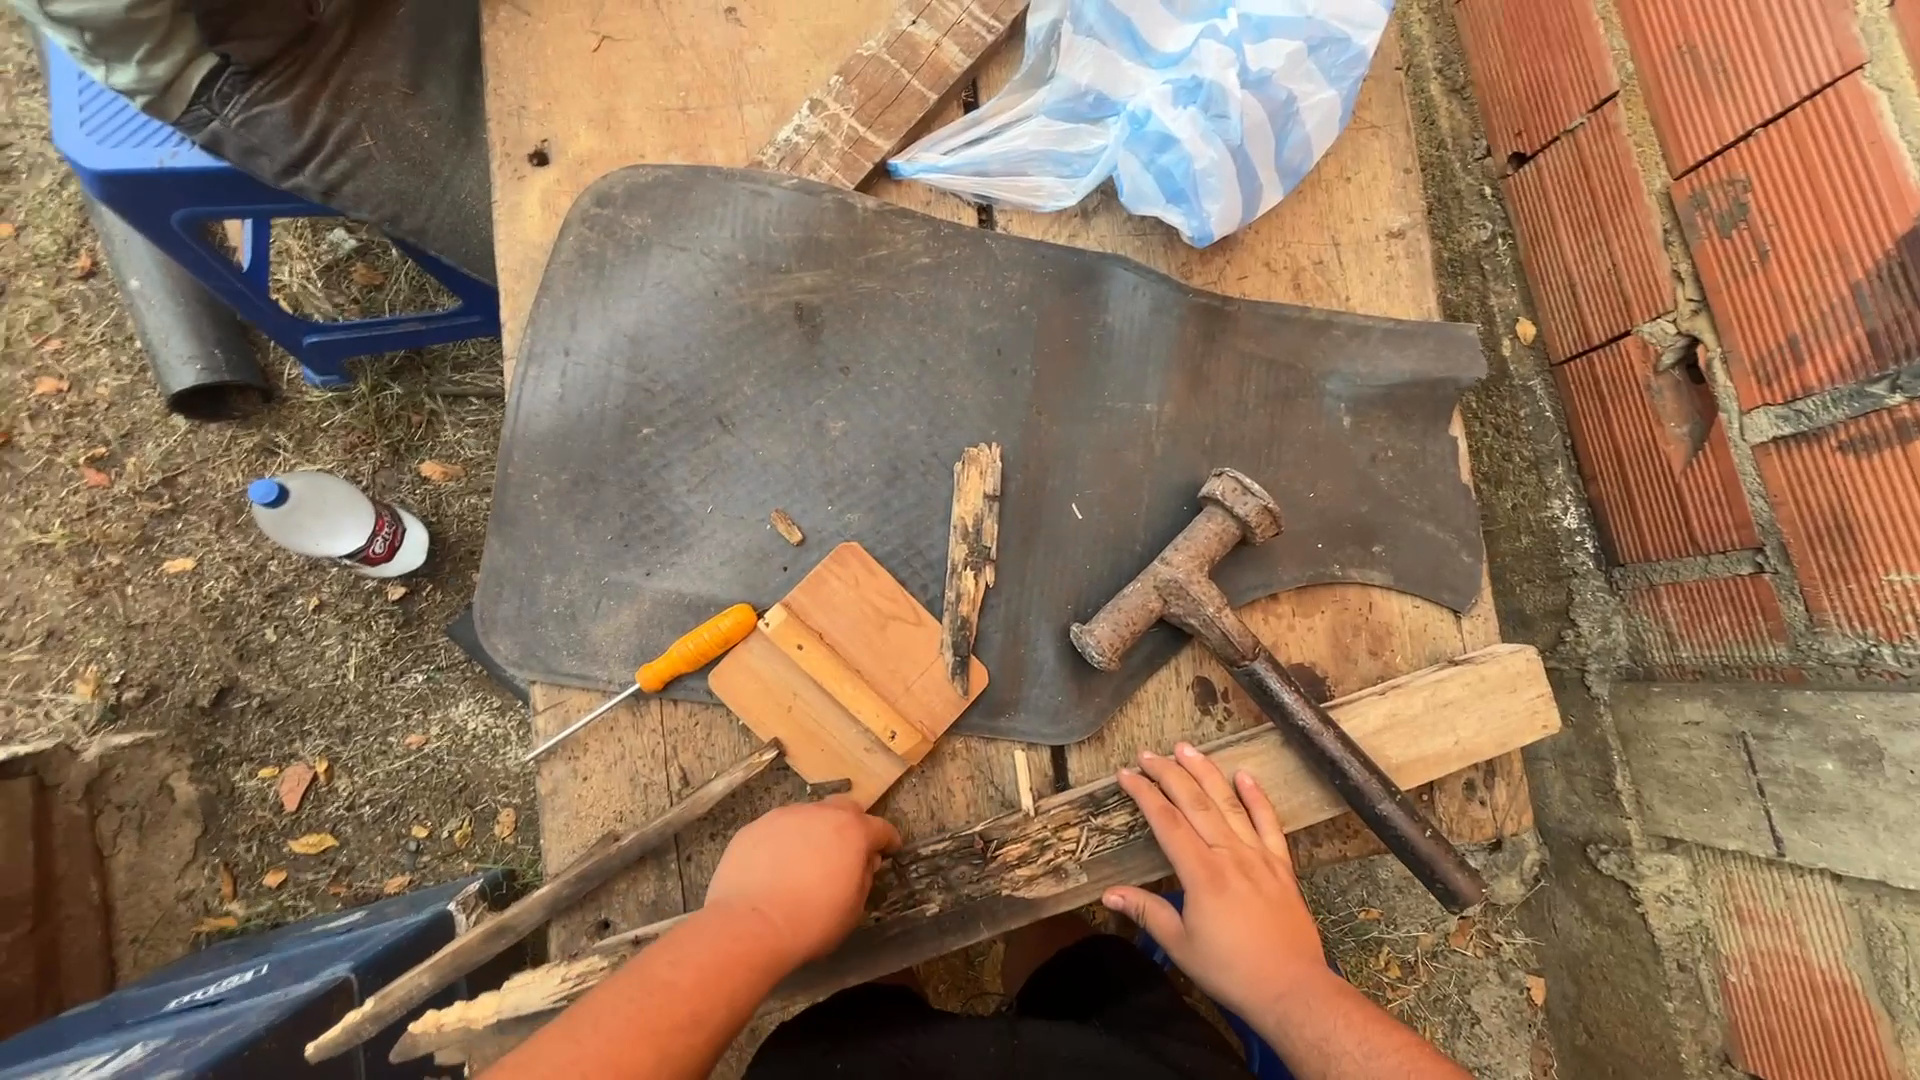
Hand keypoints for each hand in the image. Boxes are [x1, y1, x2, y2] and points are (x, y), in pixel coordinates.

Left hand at [703, 796, 901, 969]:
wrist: (750, 926)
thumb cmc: (811, 922)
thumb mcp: (853, 909)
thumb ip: (864, 877)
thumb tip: (865, 861)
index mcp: (852, 831)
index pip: (881, 827)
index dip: (888, 839)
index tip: (890, 848)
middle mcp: (820, 813)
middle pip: (845, 809)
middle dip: (852, 825)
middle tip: (847, 850)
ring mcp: (784, 816)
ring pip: (808, 816)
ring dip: (815, 832)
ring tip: (805, 860)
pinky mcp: (754, 827)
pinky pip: (778, 829)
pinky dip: (783, 842)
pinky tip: (775, 867)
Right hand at [1103, 743, 1328, 1018]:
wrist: (1293, 991)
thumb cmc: (1231, 971)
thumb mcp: (1180, 945)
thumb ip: (1146, 912)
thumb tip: (1108, 893)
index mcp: (1201, 873)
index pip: (1166, 821)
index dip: (1144, 794)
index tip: (1126, 775)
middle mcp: (1229, 855)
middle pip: (1194, 802)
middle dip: (1168, 773)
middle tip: (1148, 754)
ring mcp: (1258, 856)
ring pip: (1228, 803)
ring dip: (1206, 772)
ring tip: (1187, 748)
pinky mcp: (1281, 866)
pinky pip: (1269, 823)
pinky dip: (1257, 797)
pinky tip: (1244, 775)